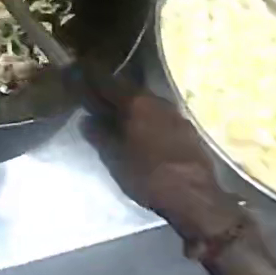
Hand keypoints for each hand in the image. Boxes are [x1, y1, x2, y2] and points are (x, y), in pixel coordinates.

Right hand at [79, 66, 252, 261]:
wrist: (197, 199)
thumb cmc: (149, 176)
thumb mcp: (115, 158)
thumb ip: (98, 135)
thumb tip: (87, 120)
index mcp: (133, 101)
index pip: (105, 82)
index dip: (90, 79)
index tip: (78, 75)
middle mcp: (154, 100)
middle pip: (127, 90)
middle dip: (111, 93)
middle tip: (98, 99)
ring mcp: (175, 113)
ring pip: (146, 103)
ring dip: (132, 106)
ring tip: (120, 116)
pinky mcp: (188, 130)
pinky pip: (160, 116)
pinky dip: (148, 119)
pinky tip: (145, 132)